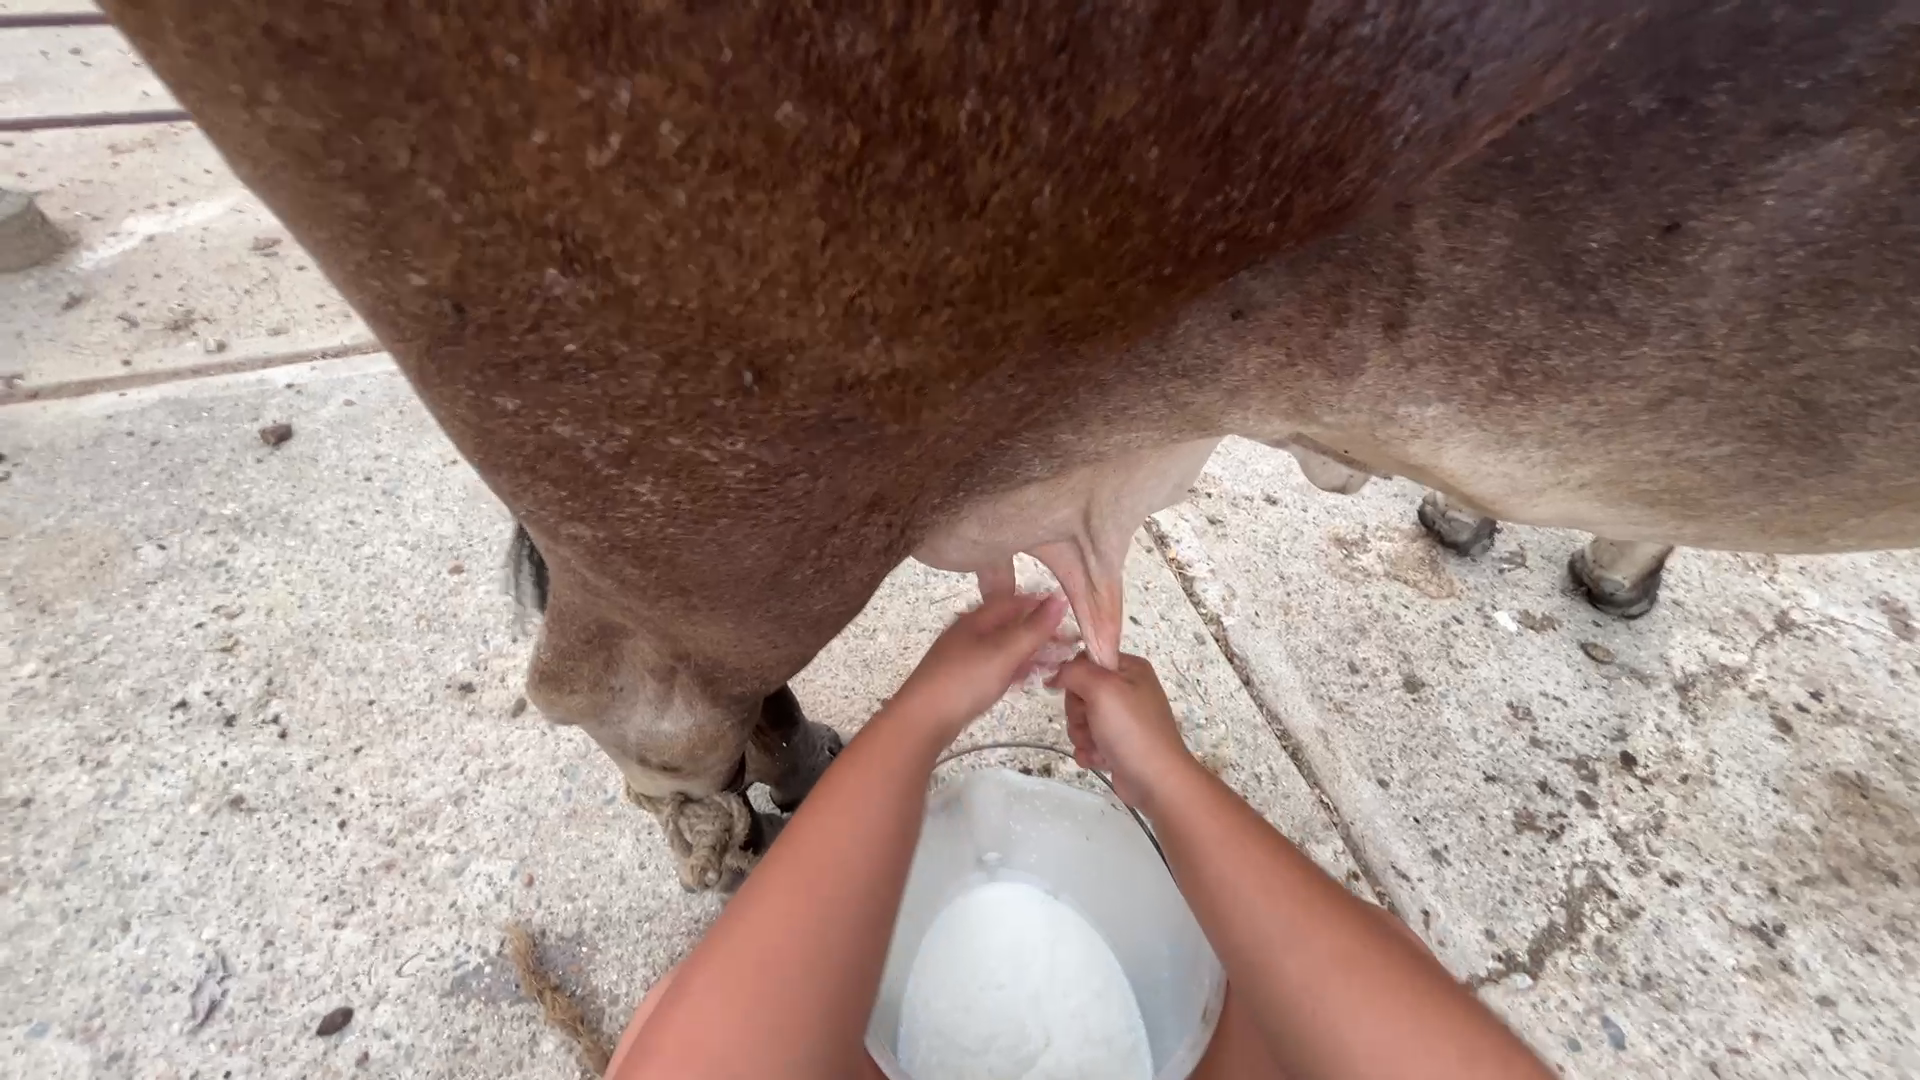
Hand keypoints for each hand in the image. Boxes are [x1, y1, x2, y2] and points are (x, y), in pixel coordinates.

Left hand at [887, 592, 1070, 746]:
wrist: (922, 720)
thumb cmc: (965, 681)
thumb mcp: (1004, 652)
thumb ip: (1033, 628)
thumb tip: (1059, 599)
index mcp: (977, 618)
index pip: (1014, 600)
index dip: (1041, 604)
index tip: (1069, 614)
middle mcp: (970, 632)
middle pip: (1009, 623)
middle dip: (1039, 631)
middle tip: (1067, 644)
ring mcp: (964, 656)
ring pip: (1004, 646)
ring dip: (1029, 651)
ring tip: (1056, 662)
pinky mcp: (963, 679)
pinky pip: (995, 666)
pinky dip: (1014, 668)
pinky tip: (1027, 678)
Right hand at [1050, 653, 1197, 811]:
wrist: (1156, 781)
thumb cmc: (1130, 729)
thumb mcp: (1101, 688)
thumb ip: (1074, 672)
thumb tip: (1055, 674)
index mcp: (1129, 669)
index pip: (1086, 661)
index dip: (1076, 678)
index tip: (1081, 695)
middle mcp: (1127, 690)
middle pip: (1080, 692)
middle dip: (1078, 713)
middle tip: (1092, 723)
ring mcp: (1122, 719)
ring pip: (1081, 719)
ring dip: (1082, 735)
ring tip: (1098, 745)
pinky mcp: (1117, 743)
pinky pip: (1088, 740)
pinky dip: (1089, 751)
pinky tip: (1100, 759)